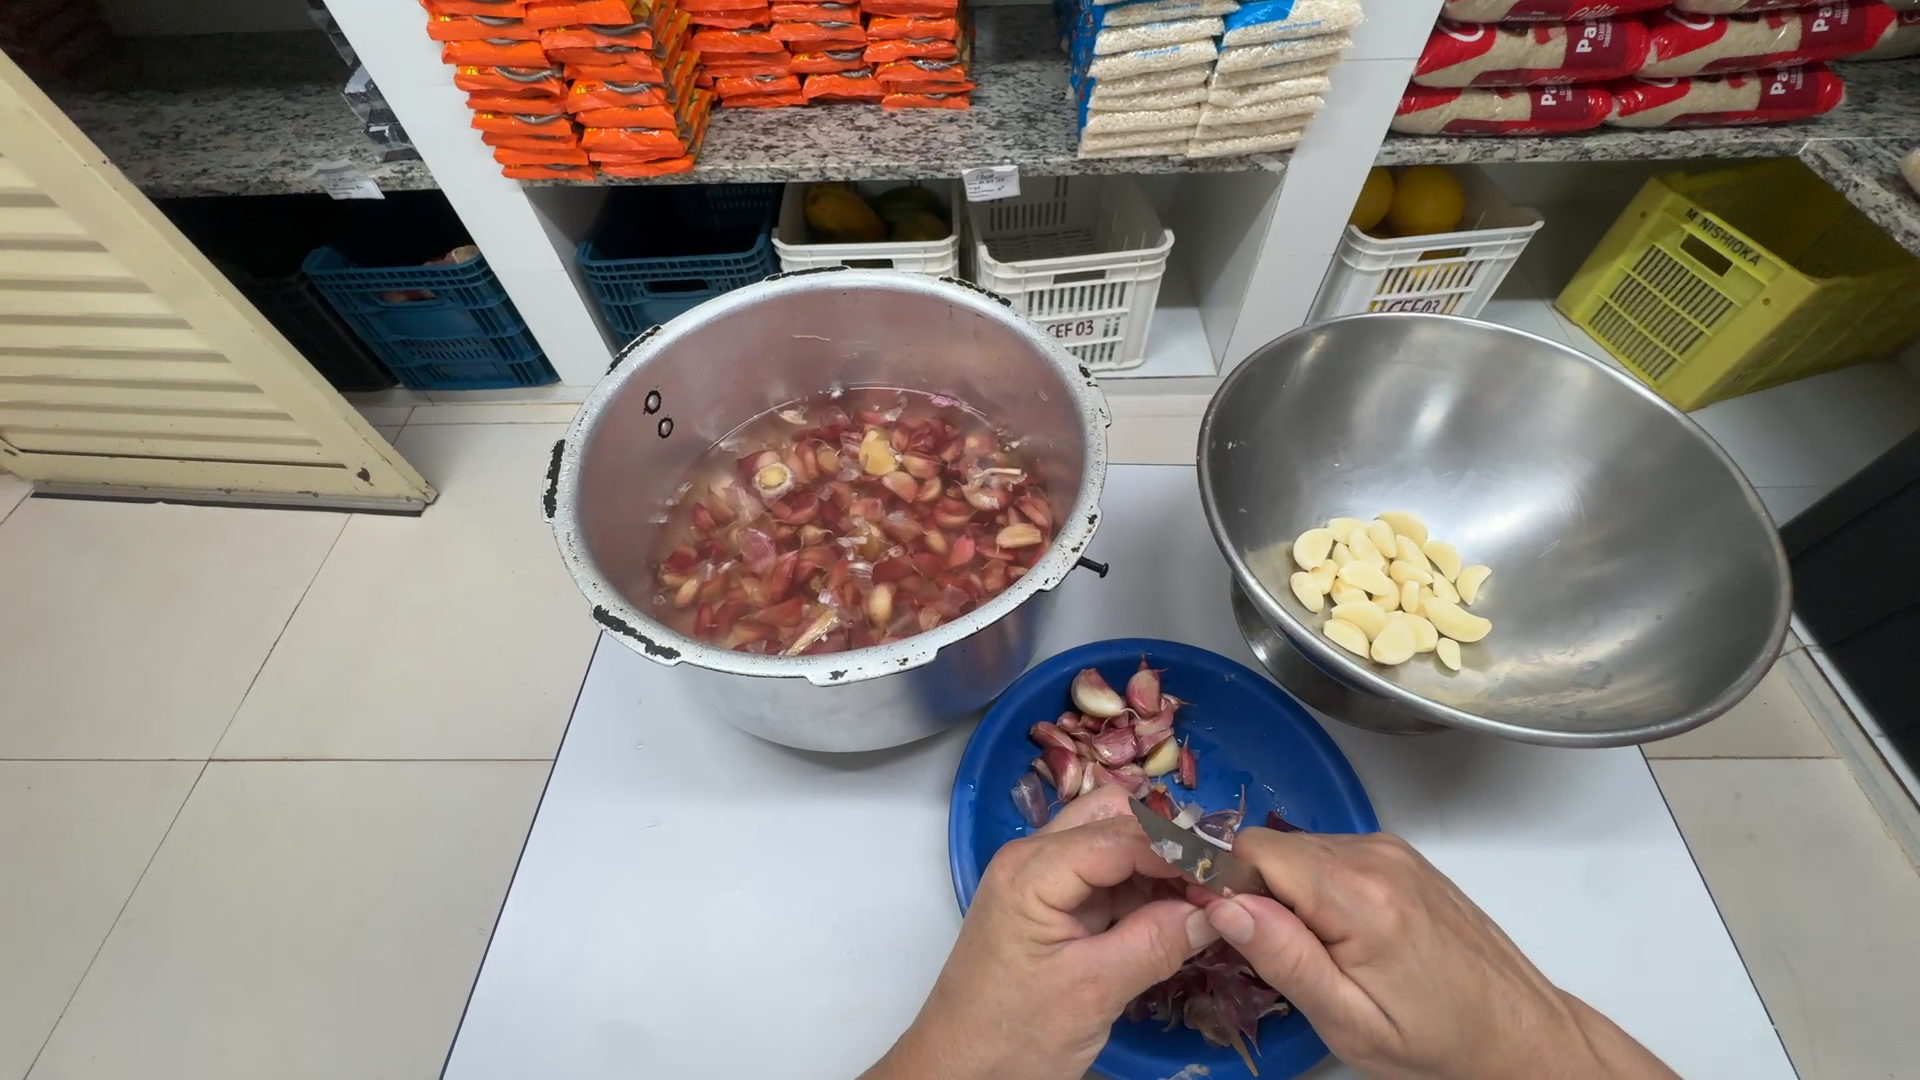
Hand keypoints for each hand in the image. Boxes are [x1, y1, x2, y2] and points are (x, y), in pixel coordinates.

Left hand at [862, 785, 1219, 1079]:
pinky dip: (1140, 887)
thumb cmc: (1013, 1034)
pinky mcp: (1051, 901)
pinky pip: (1103, 875)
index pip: (1119, 835)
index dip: (1176, 849)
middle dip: (1164, 842)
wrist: (958, 1069)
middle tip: (1212, 882)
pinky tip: (1173, 912)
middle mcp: (1034, 855)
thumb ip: (1154, 944)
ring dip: (1155, 863)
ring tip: (1202, 898)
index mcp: (1034, 868)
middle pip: (1110, 817)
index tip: (1227, 873)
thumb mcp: (1091, 992)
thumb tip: (1214, 911)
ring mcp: (1041, 876)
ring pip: (1109, 840)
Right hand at [1204, 829, 1677, 1079]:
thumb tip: (1222, 905)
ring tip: (1328, 946)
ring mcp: (1388, 847)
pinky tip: (1351, 928)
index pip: (1253, 850)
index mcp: (1358, 896)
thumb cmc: (1437, 1045)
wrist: (1526, 1039)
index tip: (1249, 933)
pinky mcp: (1398, 850)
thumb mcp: (1349, 1024)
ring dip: (1292, 887)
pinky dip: (1321, 882)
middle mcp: (1373, 854)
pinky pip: (1329, 850)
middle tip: (1294, 952)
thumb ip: (1282, 959)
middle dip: (1264, 891)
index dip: (1235, 885)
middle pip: (1274, 846)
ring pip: (1298, 847)